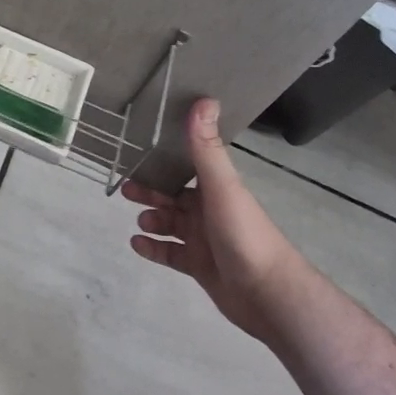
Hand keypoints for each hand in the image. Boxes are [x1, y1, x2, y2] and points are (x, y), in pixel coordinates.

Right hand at [123, 98, 307, 343]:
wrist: (269, 295)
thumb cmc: (244, 235)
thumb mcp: (222, 186)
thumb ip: (206, 147)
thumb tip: (204, 99)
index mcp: (216, 189)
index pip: (185, 168)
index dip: (162, 162)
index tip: (136, 156)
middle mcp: (209, 211)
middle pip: (173, 196)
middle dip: (150, 192)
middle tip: (126, 191)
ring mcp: (204, 240)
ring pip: (170, 223)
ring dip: (151, 219)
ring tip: (140, 221)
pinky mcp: (199, 267)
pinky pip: (170, 253)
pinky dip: (153, 248)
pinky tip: (137, 245)